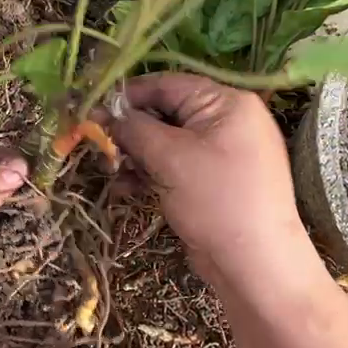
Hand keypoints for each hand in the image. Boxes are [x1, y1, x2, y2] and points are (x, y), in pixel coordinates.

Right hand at [107, 73, 326, 311]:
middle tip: (99, 147)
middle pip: (165, 112)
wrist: (254, 263)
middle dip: (129, 130)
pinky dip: (150, 172)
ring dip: (135, 154)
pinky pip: (174, 164)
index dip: (127, 96)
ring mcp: (221, 152)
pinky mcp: (212, 180)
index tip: (92, 111)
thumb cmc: (214, 199)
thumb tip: (102, 112)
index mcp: (226, 102)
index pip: (167, 84)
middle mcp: (227, 120)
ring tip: (112, 173)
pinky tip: (127, 188)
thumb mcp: (168, 157)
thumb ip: (133, 128)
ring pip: (165, 141)